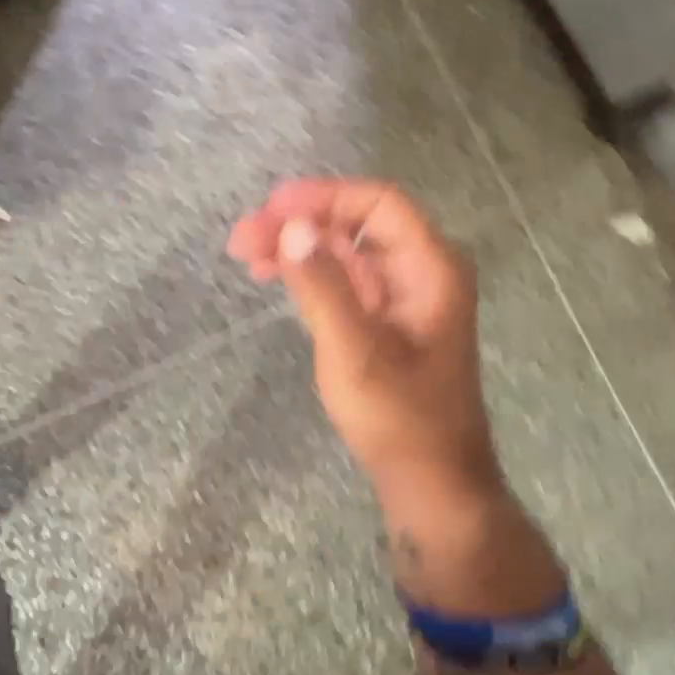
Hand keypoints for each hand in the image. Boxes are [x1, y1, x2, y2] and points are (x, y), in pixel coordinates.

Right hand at [228, 179, 497, 498]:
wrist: (429, 478)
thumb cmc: (398, 415)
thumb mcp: (354, 350)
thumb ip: (323, 286)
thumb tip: (292, 228)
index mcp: (430, 268)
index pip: (378, 204)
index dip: (323, 196)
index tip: (271, 208)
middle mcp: (420, 272)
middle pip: (356, 224)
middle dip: (299, 222)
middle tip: (243, 237)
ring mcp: (402, 298)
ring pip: (345, 251)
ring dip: (297, 246)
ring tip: (246, 254)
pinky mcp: (383, 322)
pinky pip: (342, 279)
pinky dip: (307, 272)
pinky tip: (274, 275)